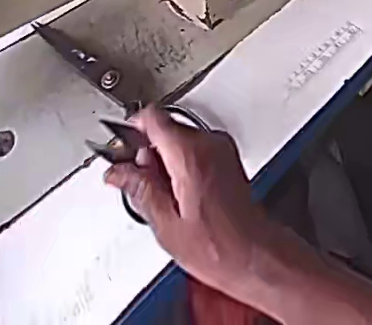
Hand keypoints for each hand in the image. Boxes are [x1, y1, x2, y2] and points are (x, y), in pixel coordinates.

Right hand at [103, 108, 282, 295]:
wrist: (253, 254)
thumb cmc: (218, 247)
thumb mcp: (166, 224)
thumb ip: (140, 189)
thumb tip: (117, 172)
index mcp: (189, 154)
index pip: (153, 117)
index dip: (131, 128)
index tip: (120, 145)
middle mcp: (208, 142)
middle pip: (165, 126)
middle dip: (146, 150)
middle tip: (137, 180)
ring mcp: (220, 146)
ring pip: (179, 136)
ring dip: (164, 157)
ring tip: (162, 194)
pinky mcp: (226, 154)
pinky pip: (195, 145)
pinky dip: (181, 160)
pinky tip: (180, 192)